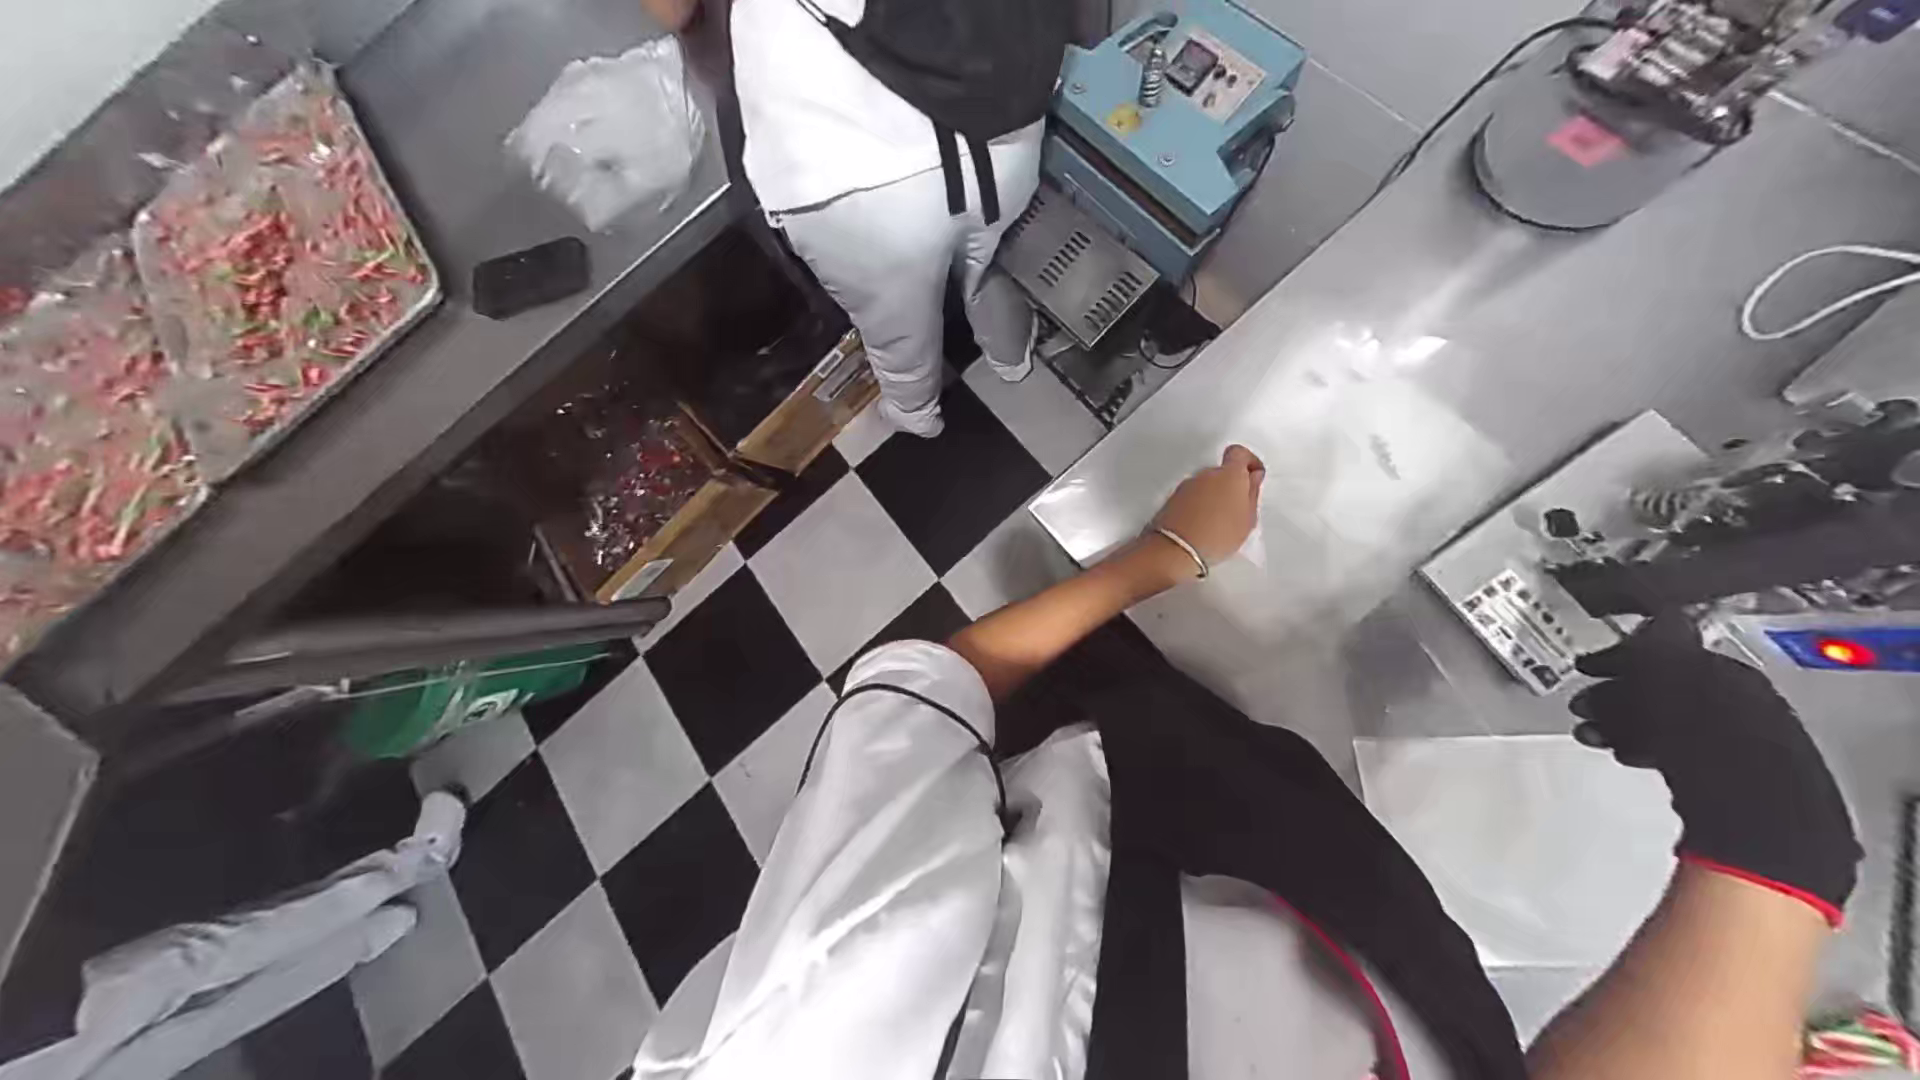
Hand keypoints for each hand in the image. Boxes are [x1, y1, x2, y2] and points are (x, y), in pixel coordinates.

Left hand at [1151, 444, 1266, 566]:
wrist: (1175, 549)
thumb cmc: (1218, 535)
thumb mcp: (1247, 519)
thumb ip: (1252, 493)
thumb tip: (1252, 477)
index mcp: (1228, 474)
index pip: (1238, 452)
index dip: (1249, 461)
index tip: (1254, 477)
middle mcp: (1205, 474)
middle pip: (1221, 472)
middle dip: (1230, 486)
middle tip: (1237, 510)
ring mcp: (1185, 486)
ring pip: (1205, 485)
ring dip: (1213, 497)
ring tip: (1219, 523)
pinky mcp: (1171, 499)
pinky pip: (1191, 497)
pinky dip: (1198, 506)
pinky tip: (1203, 526)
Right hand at [1570, 616, 1860, 924]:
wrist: (1748, 814)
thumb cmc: (1707, 742)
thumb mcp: (1673, 680)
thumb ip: (1663, 647)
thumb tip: (1659, 620)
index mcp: (1732, 679)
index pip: (1667, 652)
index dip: (1622, 655)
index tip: (1591, 663)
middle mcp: (1739, 705)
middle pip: (1661, 687)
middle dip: (1614, 692)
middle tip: (1584, 702)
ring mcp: (1733, 741)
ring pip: (1661, 718)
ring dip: (1619, 720)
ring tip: (1591, 731)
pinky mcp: (1722, 772)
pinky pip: (1669, 745)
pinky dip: (1639, 743)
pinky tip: (1620, 750)